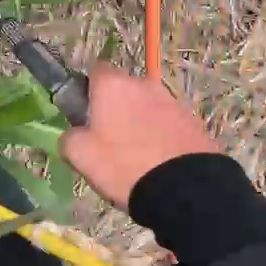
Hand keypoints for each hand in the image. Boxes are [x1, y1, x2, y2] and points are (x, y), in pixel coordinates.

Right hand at [58, 64, 220, 208]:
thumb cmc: (125, 165)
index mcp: (112, 84)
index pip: (95, 72)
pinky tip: (163, 164)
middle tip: (114, 138)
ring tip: (143, 156)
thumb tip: (75, 135)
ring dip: (144, 122)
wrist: (189, 194)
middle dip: (119, 107)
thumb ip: (69, 137)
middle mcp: (143, 85)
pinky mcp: (197, 126)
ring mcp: (174, 104)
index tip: (89, 116)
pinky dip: (166, 138)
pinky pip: (172, 126)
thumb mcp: (80, 155)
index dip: (90, 92)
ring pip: (150, 107)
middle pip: (125, 90)